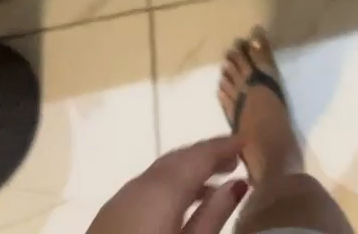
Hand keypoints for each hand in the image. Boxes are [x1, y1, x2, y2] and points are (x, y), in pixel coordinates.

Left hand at [85, 136, 248, 233]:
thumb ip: (214, 214)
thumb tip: (237, 183)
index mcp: (163, 188)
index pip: (200, 154)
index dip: (225, 146)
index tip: (247, 141)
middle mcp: (141, 184)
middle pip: (180, 157)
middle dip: (207, 155)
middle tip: (235, 160)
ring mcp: (121, 199)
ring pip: (162, 171)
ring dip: (189, 170)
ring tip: (213, 183)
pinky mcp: (109, 216)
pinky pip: (148, 186)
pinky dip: (169, 184)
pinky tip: (180, 204)